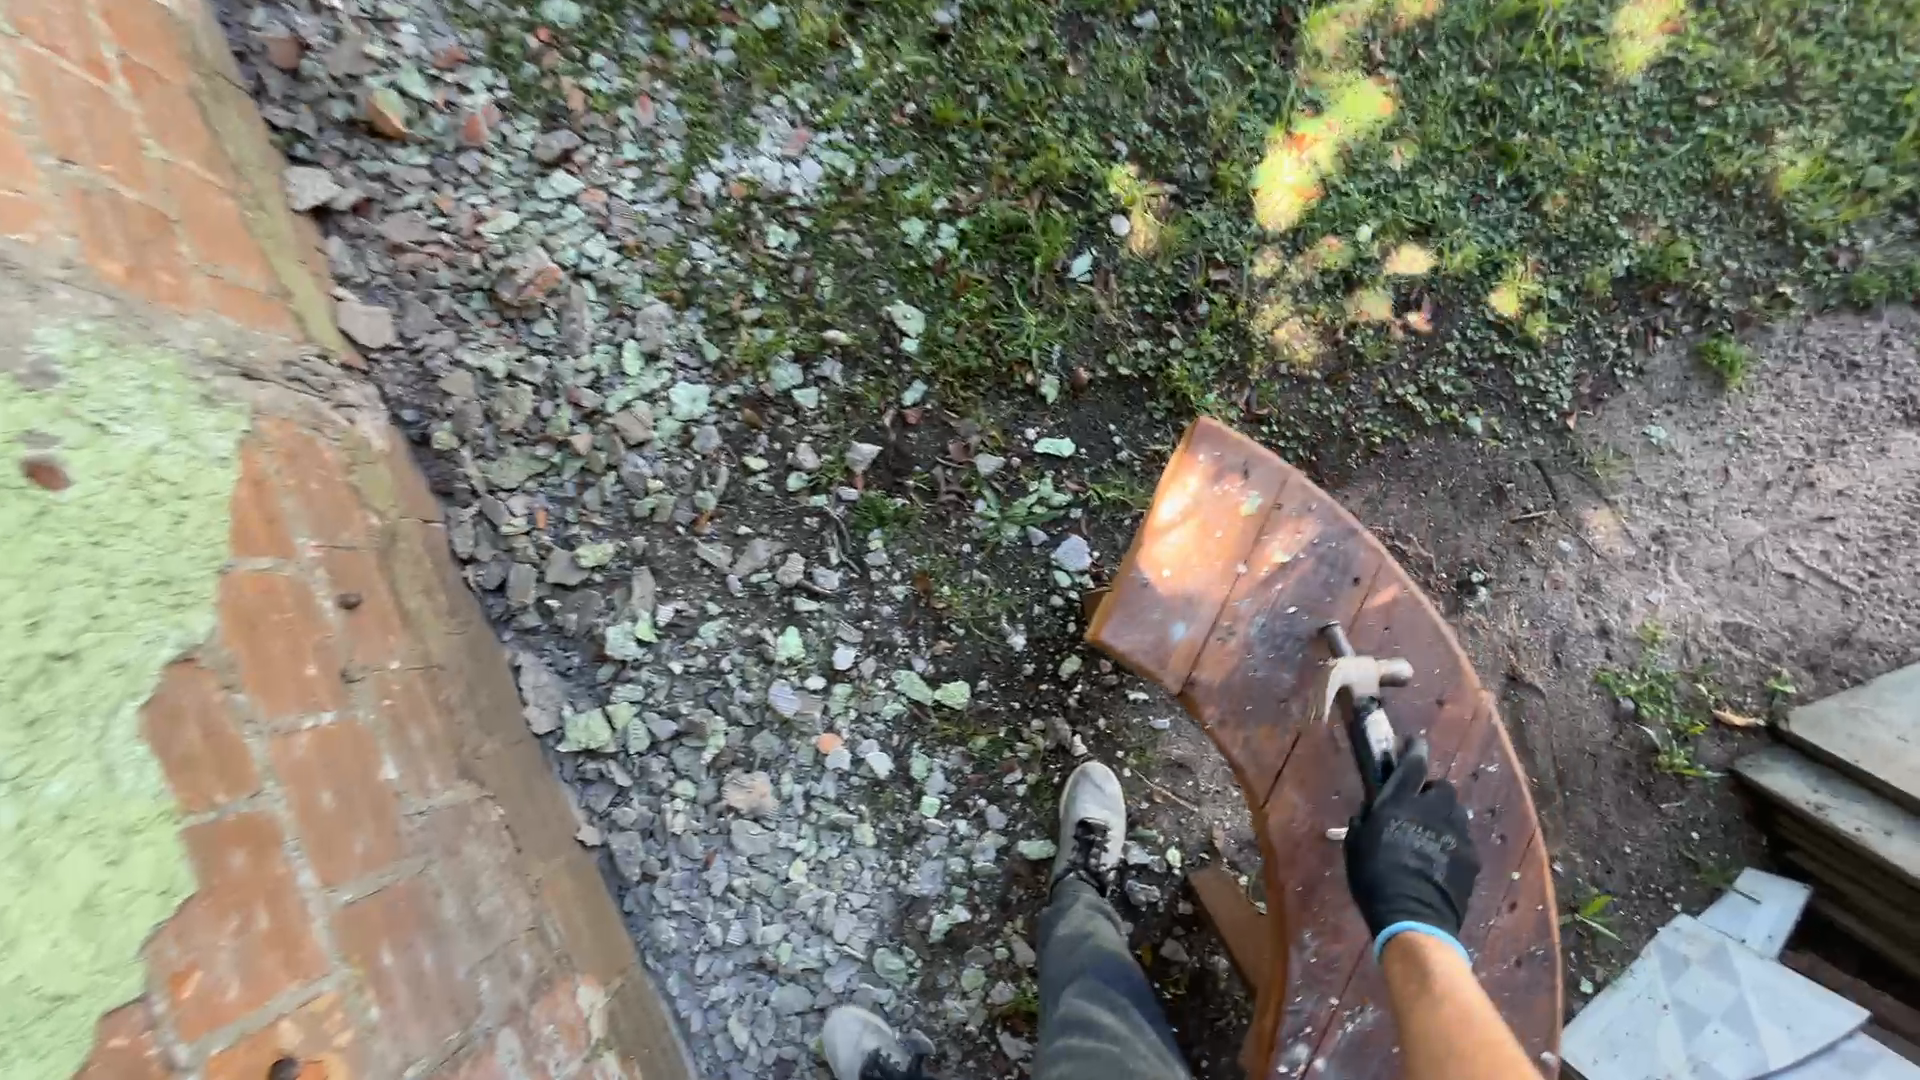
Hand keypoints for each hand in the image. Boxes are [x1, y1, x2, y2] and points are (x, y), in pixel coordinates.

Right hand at [1344, 737, 1479, 942]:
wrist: (1414, 917)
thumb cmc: (1373, 877)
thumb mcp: (1356, 844)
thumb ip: (1365, 822)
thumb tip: (1369, 813)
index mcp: (1399, 803)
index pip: (1411, 766)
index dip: (1413, 749)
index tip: (1414, 740)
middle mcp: (1431, 811)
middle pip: (1442, 788)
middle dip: (1433, 791)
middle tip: (1420, 805)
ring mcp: (1457, 834)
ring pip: (1457, 812)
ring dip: (1445, 815)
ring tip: (1433, 830)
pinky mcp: (1472, 858)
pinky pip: (1464, 839)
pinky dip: (1453, 840)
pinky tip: (1442, 857)